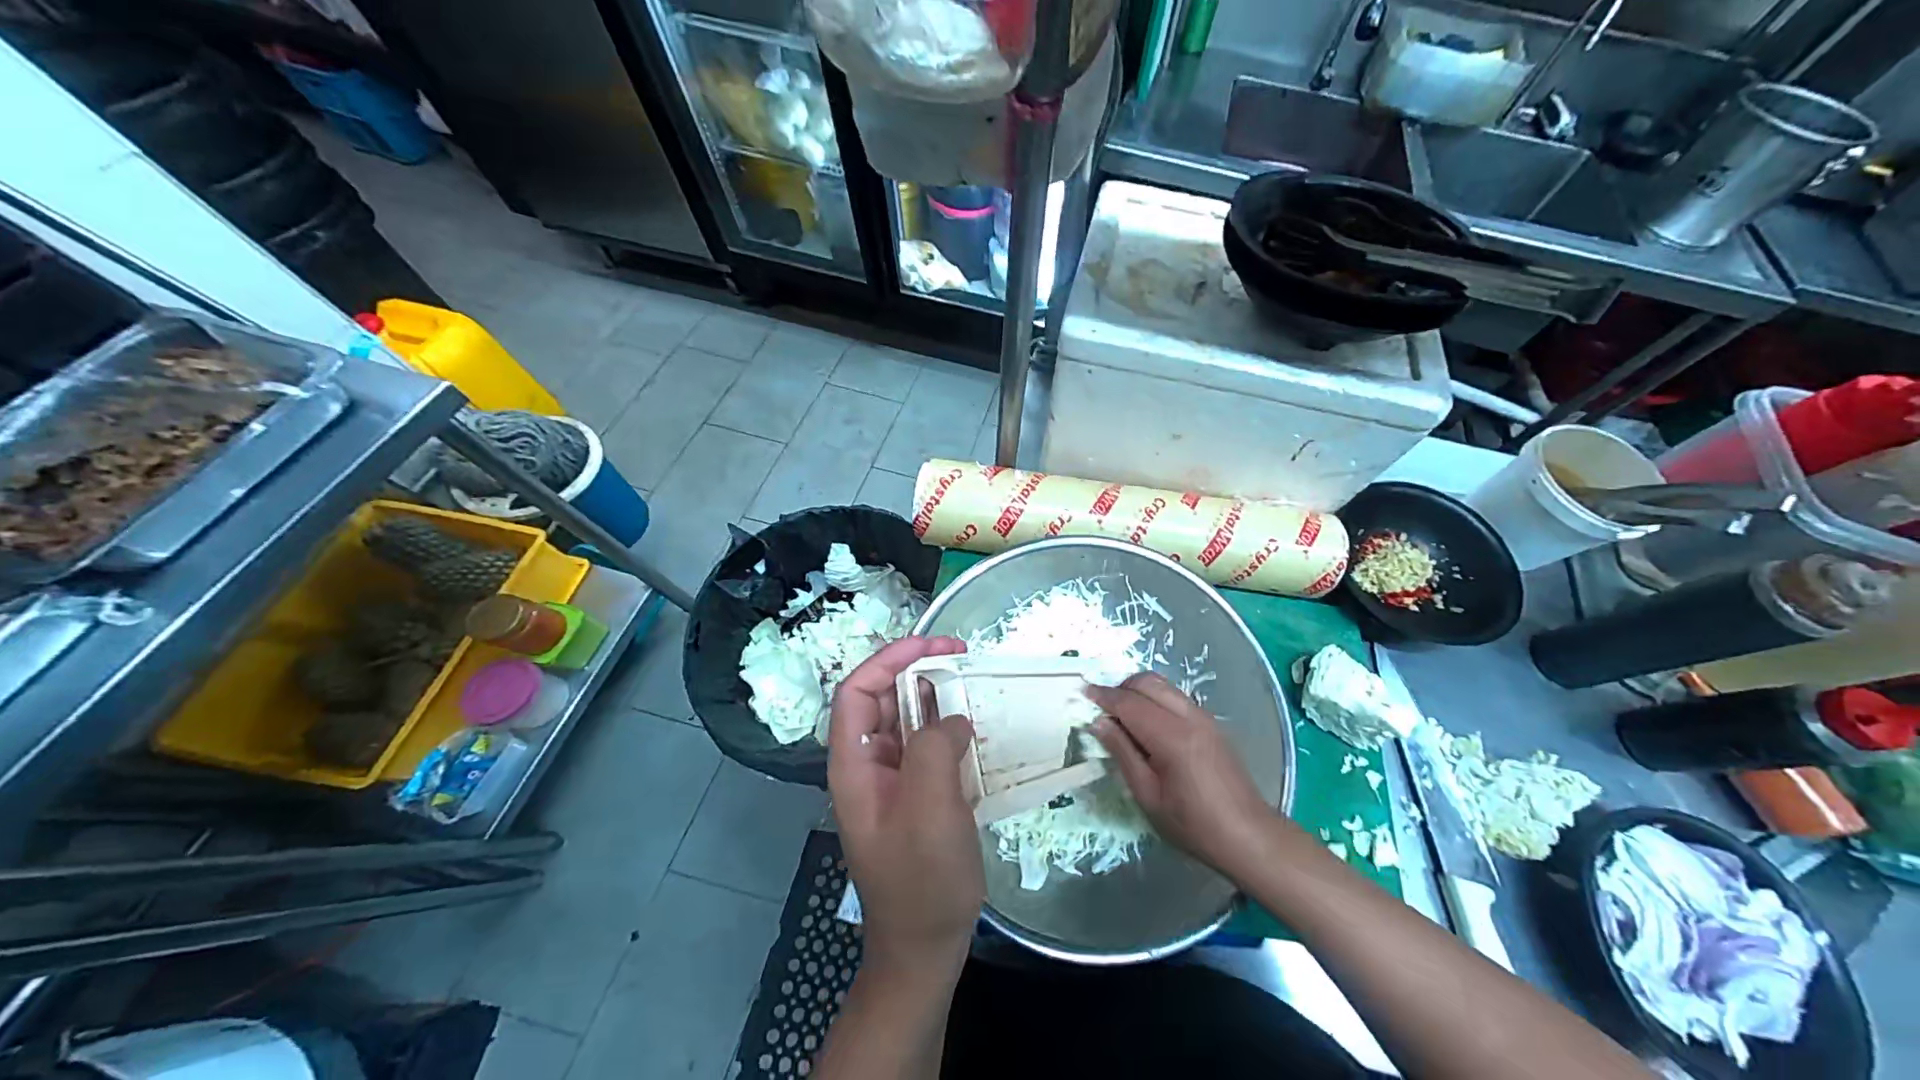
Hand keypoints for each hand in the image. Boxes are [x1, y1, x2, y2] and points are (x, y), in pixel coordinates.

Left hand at [828, 636, 982, 971]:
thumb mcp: (929, 808)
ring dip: (935, 698)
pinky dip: (948, 729)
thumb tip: (951, 717)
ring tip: (973, 683)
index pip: (856, 692)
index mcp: (854, 766)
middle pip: (881, 701)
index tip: (933, 644)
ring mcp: (892, 783)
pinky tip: (976, 727)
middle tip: (962, 656)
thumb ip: (934, 747)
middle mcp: (867, 767)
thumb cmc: (922, 881)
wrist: (925, 947)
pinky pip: (927, 748)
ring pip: (907, 722)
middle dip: (916, 671)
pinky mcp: (916, 798)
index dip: (889, 659)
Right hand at [1089, 673, 1278, 878]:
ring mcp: (1204, 717)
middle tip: (1101, 706)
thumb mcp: (1147, 795)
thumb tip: (1099, 722)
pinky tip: (1146, 724)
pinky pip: (1176, 697)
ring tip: (1120, 715)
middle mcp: (1190, 717)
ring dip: (1138, 691)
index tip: (1082, 694)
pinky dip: (1155, 699)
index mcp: (1172, 737)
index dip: (1103, 696)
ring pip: (1163, 686)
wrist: (1248, 835)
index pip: (1130, 703)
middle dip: (1120, 687)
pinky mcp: (1211, 724)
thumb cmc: (1193, 824)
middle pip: (1148, 682)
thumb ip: (1122, 753)